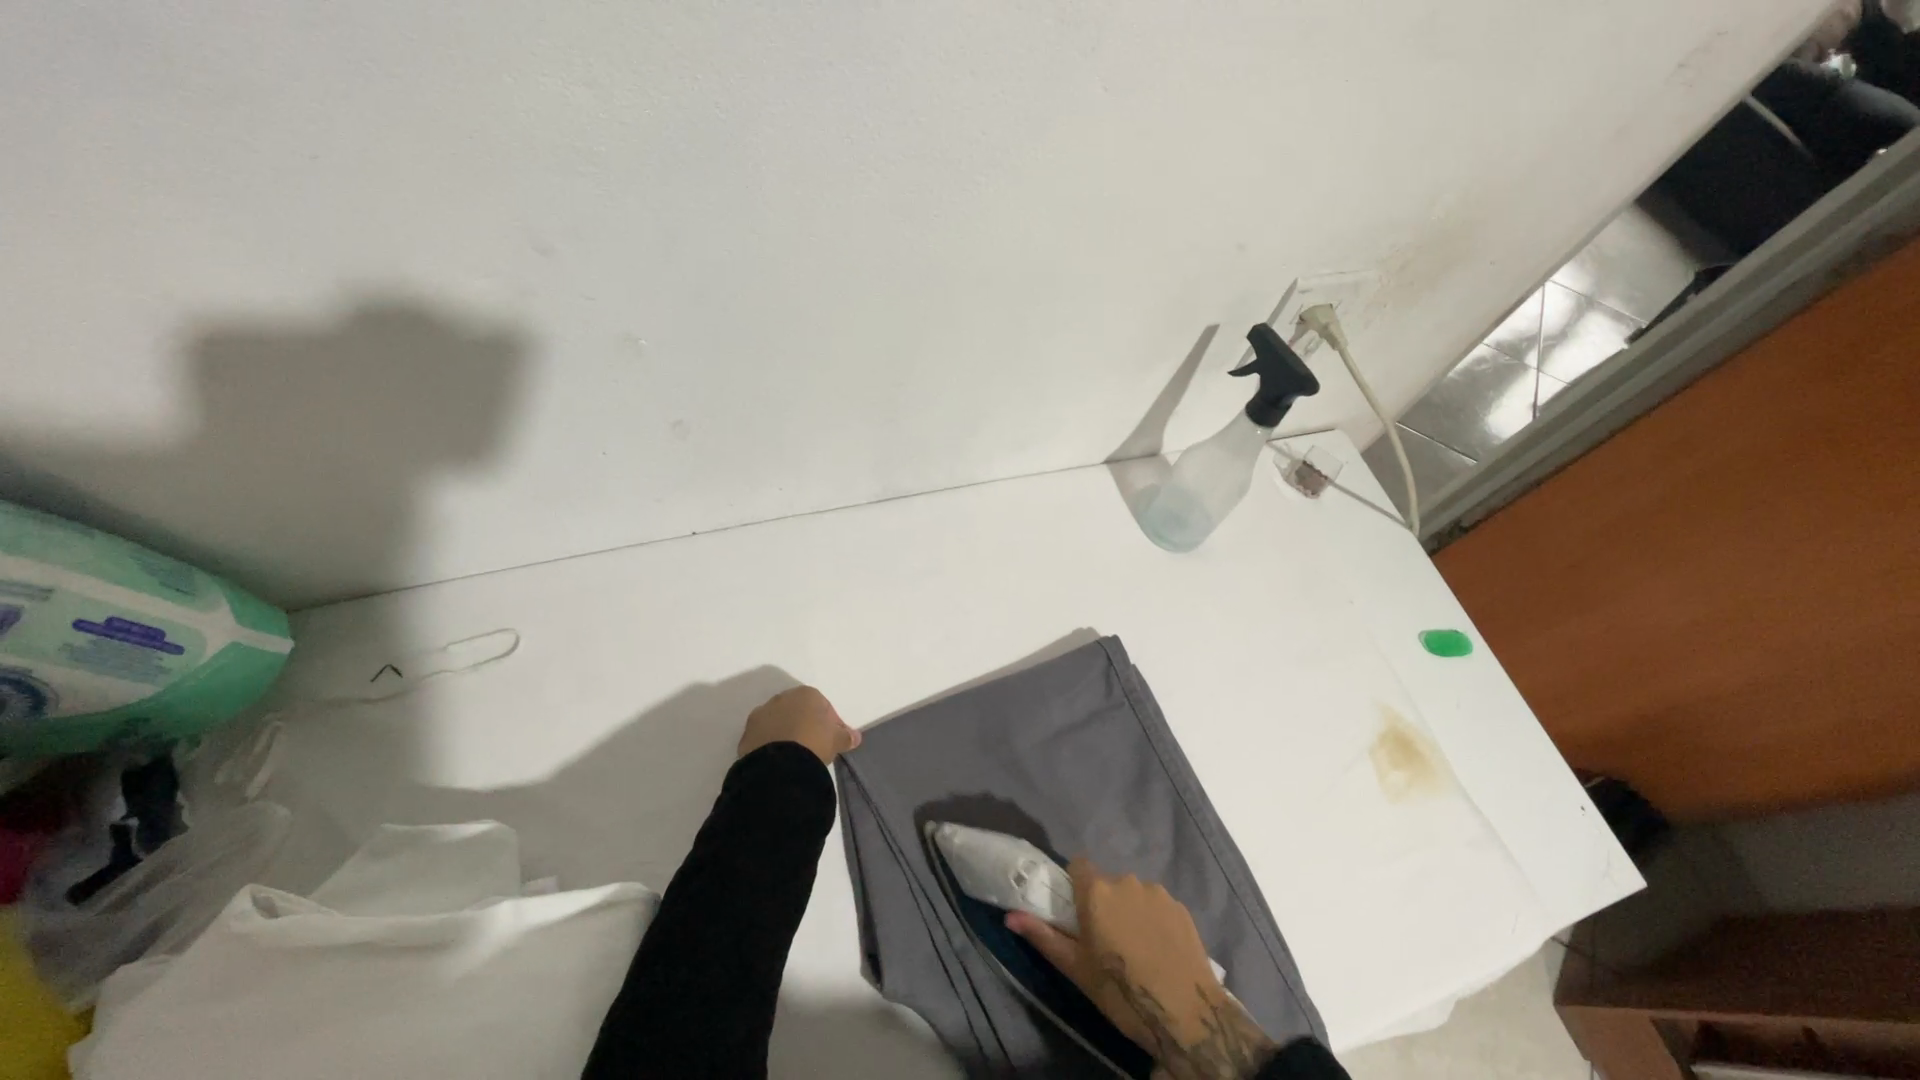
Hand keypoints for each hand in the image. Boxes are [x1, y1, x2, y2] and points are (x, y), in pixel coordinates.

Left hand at [737, 686, 860, 765]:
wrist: (779, 765)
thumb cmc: (814, 744)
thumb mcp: (836, 741)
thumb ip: (846, 736)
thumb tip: (855, 737)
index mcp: (805, 694)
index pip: (822, 705)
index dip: (830, 722)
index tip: (833, 740)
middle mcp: (781, 699)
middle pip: (798, 710)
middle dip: (806, 725)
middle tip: (814, 747)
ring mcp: (761, 715)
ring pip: (778, 722)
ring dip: (786, 733)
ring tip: (795, 755)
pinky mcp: (747, 734)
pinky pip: (763, 737)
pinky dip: (771, 745)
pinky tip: (779, 760)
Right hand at [1007, 859, 1274, 1079]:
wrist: (1186, 1014)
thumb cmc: (1122, 992)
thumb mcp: (1076, 969)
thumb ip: (1043, 936)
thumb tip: (1009, 916)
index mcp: (1097, 892)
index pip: (1078, 866)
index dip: (1074, 885)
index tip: (1075, 912)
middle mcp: (1127, 882)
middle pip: (1106, 882)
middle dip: (1102, 903)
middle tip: (1102, 939)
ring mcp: (1157, 893)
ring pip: (1133, 893)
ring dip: (1128, 910)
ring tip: (1133, 948)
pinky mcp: (1181, 907)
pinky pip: (1156, 904)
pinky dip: (1152, 919)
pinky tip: (1156, 949)